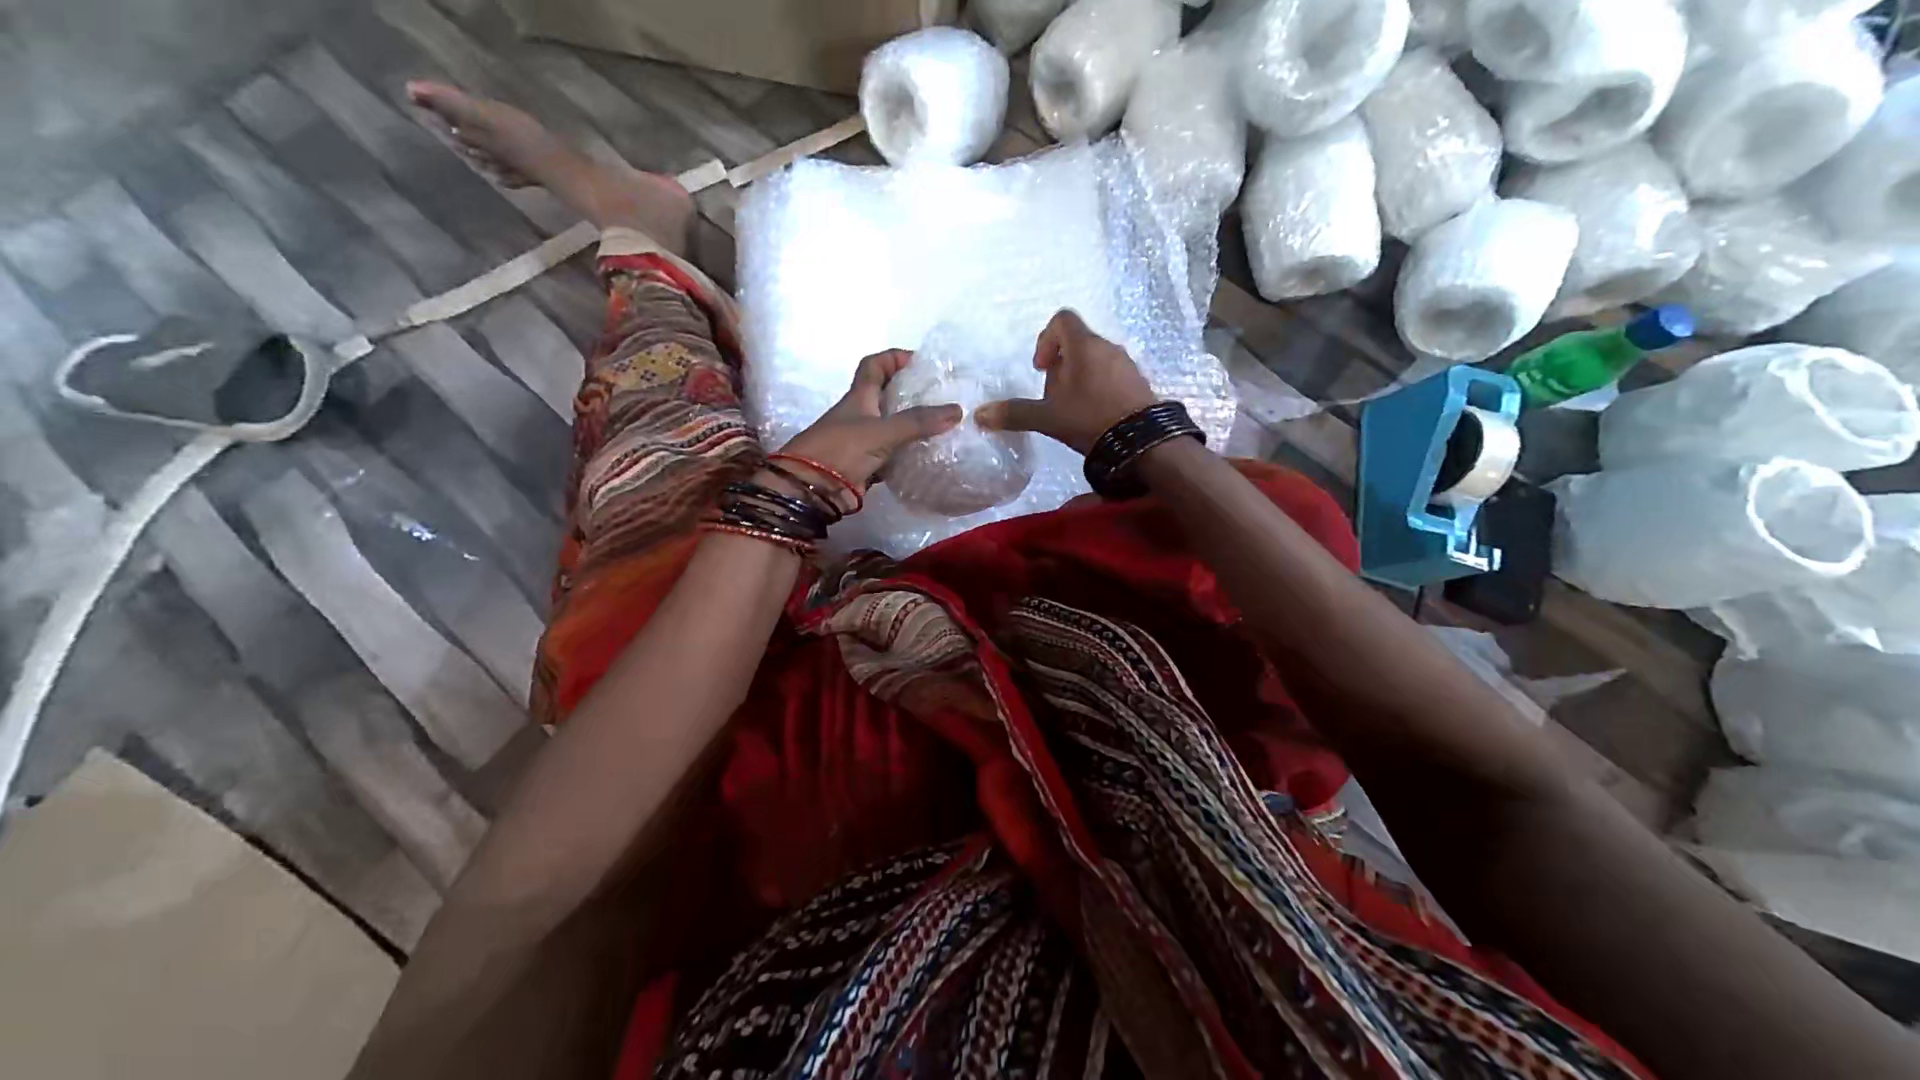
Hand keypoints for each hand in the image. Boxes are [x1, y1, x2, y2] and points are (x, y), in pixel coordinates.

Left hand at [777, 349, 962, 490]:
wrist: (811, 489)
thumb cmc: (841, 450)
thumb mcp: (881, 432)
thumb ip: (917, 422)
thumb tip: (957, 410)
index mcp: (858, 398)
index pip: (873, 366)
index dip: (893, 358)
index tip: (918, 361)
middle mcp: (859, 416)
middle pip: (885, 396)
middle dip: (910, 393)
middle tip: (939, 397)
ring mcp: (861, 442)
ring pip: (890, 428)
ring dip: (912, 426)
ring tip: (942, 426)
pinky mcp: (865, 466)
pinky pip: (891, 456)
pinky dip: (907, 455)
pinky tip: (928, 456)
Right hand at [976, 310, 1155, 453]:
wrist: (1144, 443)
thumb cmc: (1091, 420)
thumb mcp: (1048, 418)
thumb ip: (1015, 413)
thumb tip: (979, 414)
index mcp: (1084, 346)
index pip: (1062, 319)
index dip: (1045, 339)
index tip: (1041, 368)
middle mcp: (1108, 347)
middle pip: (1077, 342)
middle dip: (1060, 365)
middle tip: (1053, 396)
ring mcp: (1127, 364)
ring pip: (1095, 360)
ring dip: (1078, 378)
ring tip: (1072, 409)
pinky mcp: (1139, 382)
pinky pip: (1112, 375)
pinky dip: (1097, 388)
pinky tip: (1094, 416)